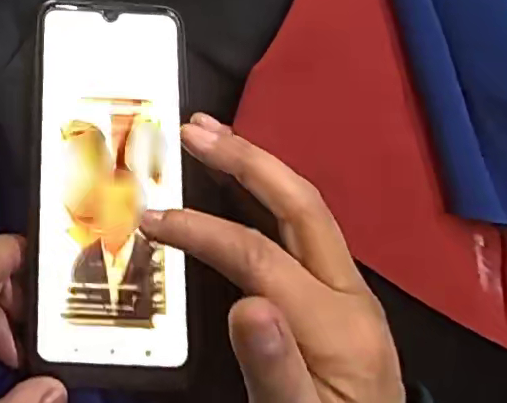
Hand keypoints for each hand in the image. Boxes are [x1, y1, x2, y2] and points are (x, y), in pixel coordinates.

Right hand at [140, 114, 403, 402]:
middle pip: (299, 204)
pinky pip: (301, 225)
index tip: (155, 220)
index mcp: (340, 327)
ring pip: (304, 204)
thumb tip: (247, 307)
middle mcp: (350, 292)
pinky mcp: (339, 292)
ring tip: (212, 133)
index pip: (261, 257)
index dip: (204, 231)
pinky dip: (267, 190)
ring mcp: (349, 288)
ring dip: (257, 162)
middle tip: (194, 130)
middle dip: (244, 159)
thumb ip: (277, 374)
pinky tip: (241, 178)